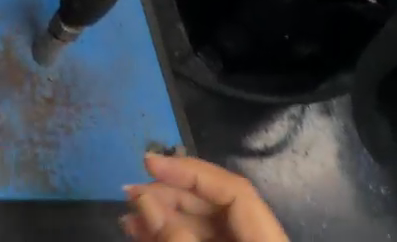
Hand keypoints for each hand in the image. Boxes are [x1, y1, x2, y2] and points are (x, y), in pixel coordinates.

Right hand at [123, 153, 287, 241]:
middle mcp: (257, 240)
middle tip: (130, 194)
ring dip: (163, 218)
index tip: (148, 162)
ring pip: (202, 227)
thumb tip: (143, 197)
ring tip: (128, 217)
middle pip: (215, 205)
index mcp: (268, 239)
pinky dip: (170, 236)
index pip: (233, 188)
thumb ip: (178, 237)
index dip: (189, 170)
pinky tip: (141, 233)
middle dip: (169, 196)